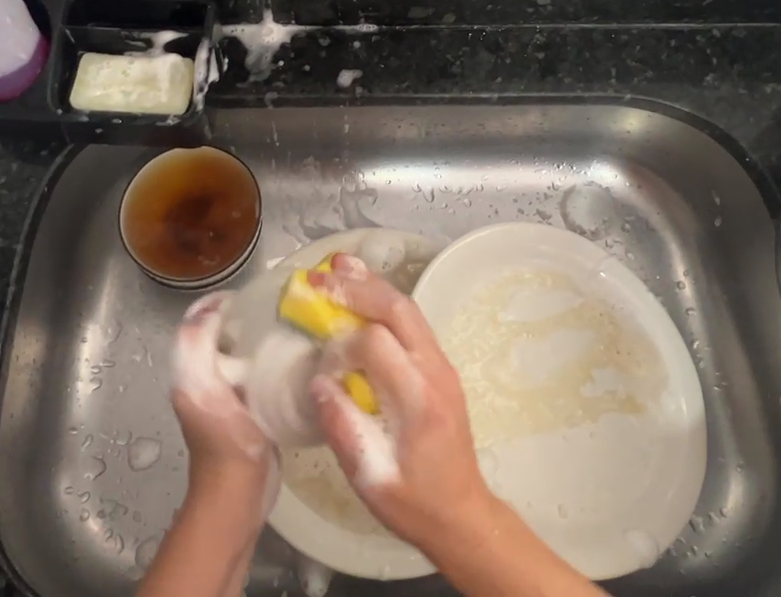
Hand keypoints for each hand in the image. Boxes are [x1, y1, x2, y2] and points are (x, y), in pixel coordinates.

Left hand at [171, 292, 274, 494]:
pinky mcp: (254, 411)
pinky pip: (263, 375)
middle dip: (247, 318)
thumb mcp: (202, 387)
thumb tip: (213, 308)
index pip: (200, 322)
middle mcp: (207, 379)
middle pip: (225, 335)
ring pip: (246, 354)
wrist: (239, 494)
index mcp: (190, 371)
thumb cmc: (223, 440)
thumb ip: (197, 347)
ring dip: (264, 339)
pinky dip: (277, 363)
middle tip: (281, 307)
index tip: (255, 295)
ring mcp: (231, 396)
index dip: (221, 303)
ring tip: (293, 326)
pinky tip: (299, 358)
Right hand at [306, 254, 496, 552]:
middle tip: (318, 278)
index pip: (377, 344)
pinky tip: (361, 289)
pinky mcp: (439, 365)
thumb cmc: (415, 502)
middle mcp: (436, 371)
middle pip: (397, 309)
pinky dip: (383, 300)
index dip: (342, 346)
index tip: (322, 366)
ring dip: (371, 286)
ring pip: (407, 308)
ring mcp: (441, 364)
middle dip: (355, 289)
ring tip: (337, 265)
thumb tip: (317, 382)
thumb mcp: (371, 479)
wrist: (463, 514)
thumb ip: (342, 428)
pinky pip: (411, 321)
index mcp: (420, 400)